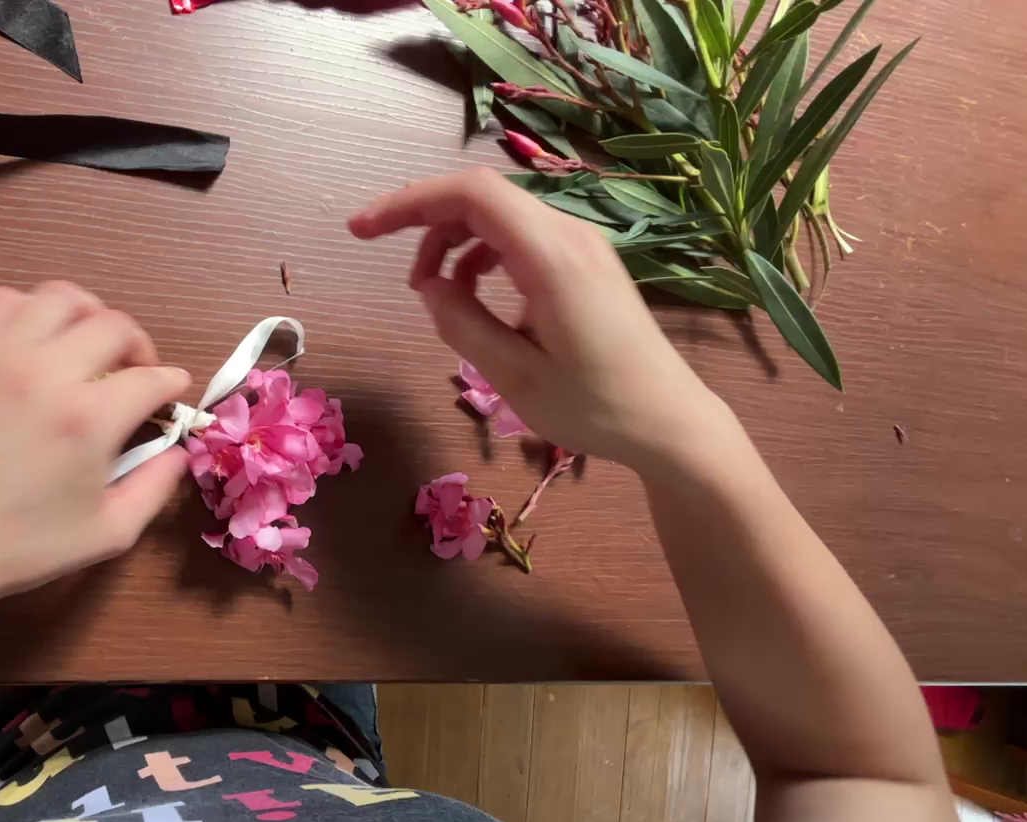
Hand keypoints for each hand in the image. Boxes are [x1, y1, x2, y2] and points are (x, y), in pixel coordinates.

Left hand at [0, 282, 190, 657]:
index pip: (150, 377)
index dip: (172, 384)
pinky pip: (0, 301)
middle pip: (112, 324)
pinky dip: (29, 311)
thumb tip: (177, 452)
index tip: (172, 393)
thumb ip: (155, 488)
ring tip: (86, 346)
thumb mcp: (107, 533)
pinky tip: (33, 343)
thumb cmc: (17, 546)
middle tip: (135, 371)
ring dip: (87, 316)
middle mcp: (45, 372)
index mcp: (88, 419)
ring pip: (58, 298)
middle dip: (138, 345)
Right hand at [348, 167, 722, 464]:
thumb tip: (429, 287)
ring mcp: (581, 247)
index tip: (361, 231)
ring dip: (456, 245)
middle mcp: (569, 235)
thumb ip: (462, 324)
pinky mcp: (584, 265)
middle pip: (484, 199)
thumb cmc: (592, 406)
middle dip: (428, 225)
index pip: (470, 195)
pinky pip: (521, 241)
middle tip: (405, 283)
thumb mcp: (514, 375)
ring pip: (501, 218)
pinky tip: (476, 297)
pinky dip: (483, 258)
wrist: (665, 421)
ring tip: (436, 296)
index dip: (409, 202)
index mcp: (551, 257)